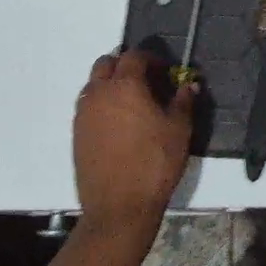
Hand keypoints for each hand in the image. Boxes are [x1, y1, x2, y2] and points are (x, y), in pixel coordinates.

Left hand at [73, 50, 195, 228]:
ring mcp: (83, 114)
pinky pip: (88, 106)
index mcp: (125, 85)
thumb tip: (188, 85)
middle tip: (145, 81)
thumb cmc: (154, 164)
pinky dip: (102, 104)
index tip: (166, 71)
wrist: (118, 208)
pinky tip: (119, 125)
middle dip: (125, 65)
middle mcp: (99, 93)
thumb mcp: (179, 130)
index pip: (134, 56)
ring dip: (110, 84)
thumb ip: (183, 102)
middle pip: (106, 63)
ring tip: (132, 103)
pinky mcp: (76, 134)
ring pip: (93, 84)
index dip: (151, 58)